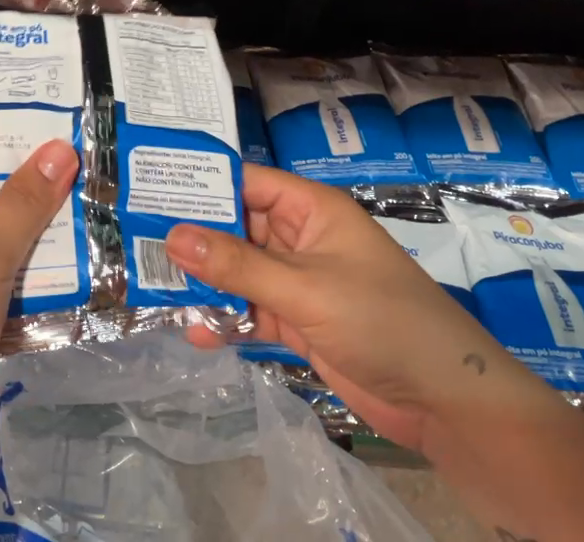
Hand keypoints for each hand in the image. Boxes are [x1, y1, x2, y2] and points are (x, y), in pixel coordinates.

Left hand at [0, 126, 77, 448]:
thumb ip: (26, 199)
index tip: (76, 125)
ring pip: (7, 237)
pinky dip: (36, 278)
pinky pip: (5, 278)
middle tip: (105, 177)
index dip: (24, 130)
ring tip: (108, 223)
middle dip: (47, 188)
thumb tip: (61, 148)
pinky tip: (84, 277)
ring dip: (48, 237)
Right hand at [165, 166, 526, 451]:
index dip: (200, 186)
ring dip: (206, 283)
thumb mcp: (305, 288)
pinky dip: (226, 319)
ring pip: (240, 272)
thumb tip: (171, 237)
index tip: (147, 193)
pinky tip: (196, 332)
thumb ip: (237, 265)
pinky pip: (252, 310)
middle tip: (138, 248)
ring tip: (155, 291)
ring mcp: (300, 282)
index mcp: (312, 210)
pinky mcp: (300, 321)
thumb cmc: (382, 321)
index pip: (247, 183)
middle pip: (237, 228)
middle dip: (193, 240)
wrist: (445, 401)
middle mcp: (302, 238)